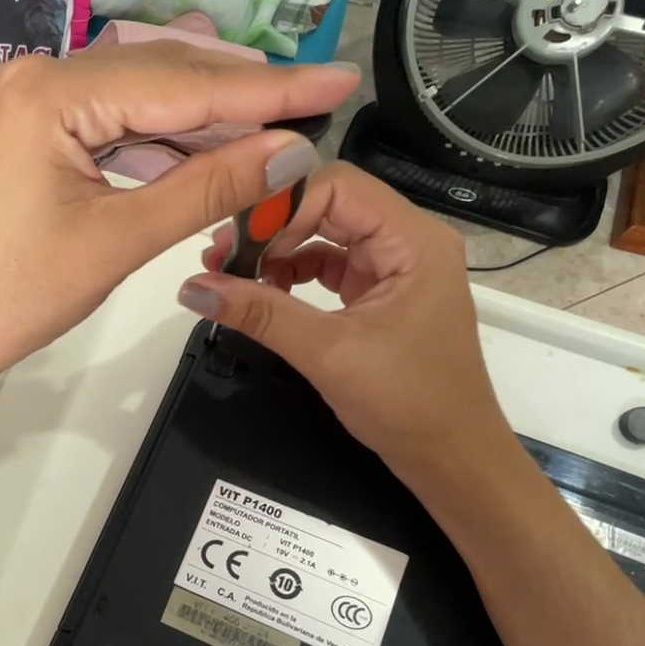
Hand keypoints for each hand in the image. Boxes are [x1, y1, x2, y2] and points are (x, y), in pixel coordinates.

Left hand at [0, 43, 358, 411]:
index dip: (268, 90)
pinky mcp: (16, 130)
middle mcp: (29, 77)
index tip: (336, 80)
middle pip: (156, 78)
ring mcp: (17, 101)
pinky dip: (149, 138)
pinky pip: (99, 121)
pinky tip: (198, 149)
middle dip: (237, 97)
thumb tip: (294, 152)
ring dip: (196, 119)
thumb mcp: (121, 240)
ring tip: (271, 129)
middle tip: (316, 100)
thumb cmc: (15, 298)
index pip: (180, 84)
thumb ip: (210, 187)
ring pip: (129, 99)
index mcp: (48, 93)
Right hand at [180, 161, 513, 477]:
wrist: (450, 455)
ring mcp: (395, 267)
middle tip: (218, 259)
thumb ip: (261, 314)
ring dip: (278, 252)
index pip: (337, 189)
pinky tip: (264, 293)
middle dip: (272, 229)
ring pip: (325, 235)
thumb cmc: (407, 404)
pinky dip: (292, 275)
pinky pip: (329, 265)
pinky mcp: (380, 292)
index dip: (280, 209)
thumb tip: (194, 288)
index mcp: (414, 241)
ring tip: (232, 277)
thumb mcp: (327, 354)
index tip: (232, 244)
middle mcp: (408, 241)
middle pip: (329, 206)